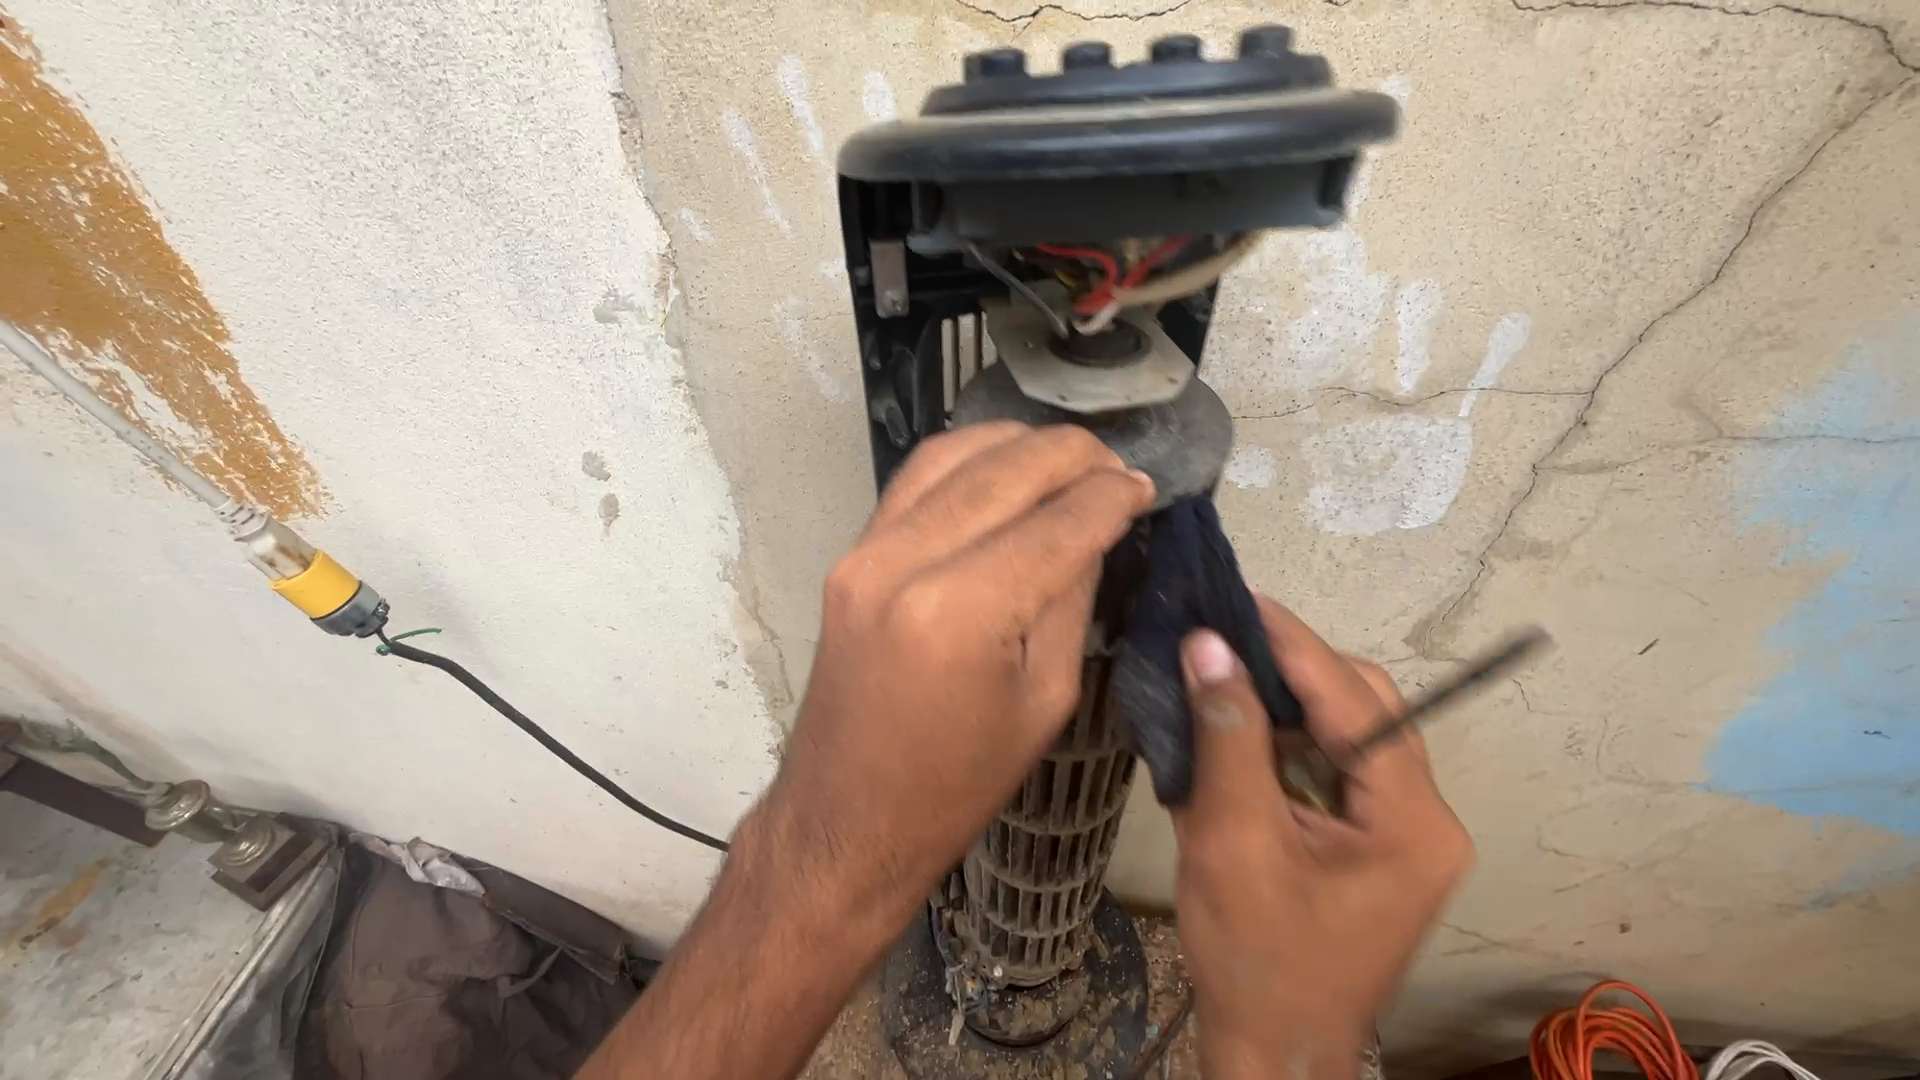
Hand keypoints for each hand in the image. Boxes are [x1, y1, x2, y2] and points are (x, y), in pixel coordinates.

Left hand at [580, 422, 1151, 1079]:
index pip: (1058, 523)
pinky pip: (914, 479)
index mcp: (962, 612)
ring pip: (954, 455)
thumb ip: (1071, 596)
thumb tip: (1092, 525)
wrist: (849, 813)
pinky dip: (967, 459)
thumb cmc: (959, 781)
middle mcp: (905, 561)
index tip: (1146, 486)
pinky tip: (1005, 465)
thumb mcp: (1046, 696)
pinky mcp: (849, 554)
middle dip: (1075, 455)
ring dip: (1020, 444)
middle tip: (1118, 466)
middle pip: (1007, 470)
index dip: (1112, 495)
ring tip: (1069, 458)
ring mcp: (865, 551)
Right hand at [1171, 596, 1471, 1079]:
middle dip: (1294, 666)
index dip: (1291, 642)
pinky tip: (1240, 725)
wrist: (1270, 1052)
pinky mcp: (1373, 843)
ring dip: (1287, 700)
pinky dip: (1286, 740)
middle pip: (1364, 708)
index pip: (1352, 700)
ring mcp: (1402, 832)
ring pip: (1348, 733)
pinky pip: (1334, 766)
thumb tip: (1207, 643)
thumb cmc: (1252, 954)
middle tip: (1225, 636)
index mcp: (1412, 820)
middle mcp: (1425, 817)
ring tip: (1225, 670)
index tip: (1238, 596)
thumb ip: (1226, 734)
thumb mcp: (1231, 838)